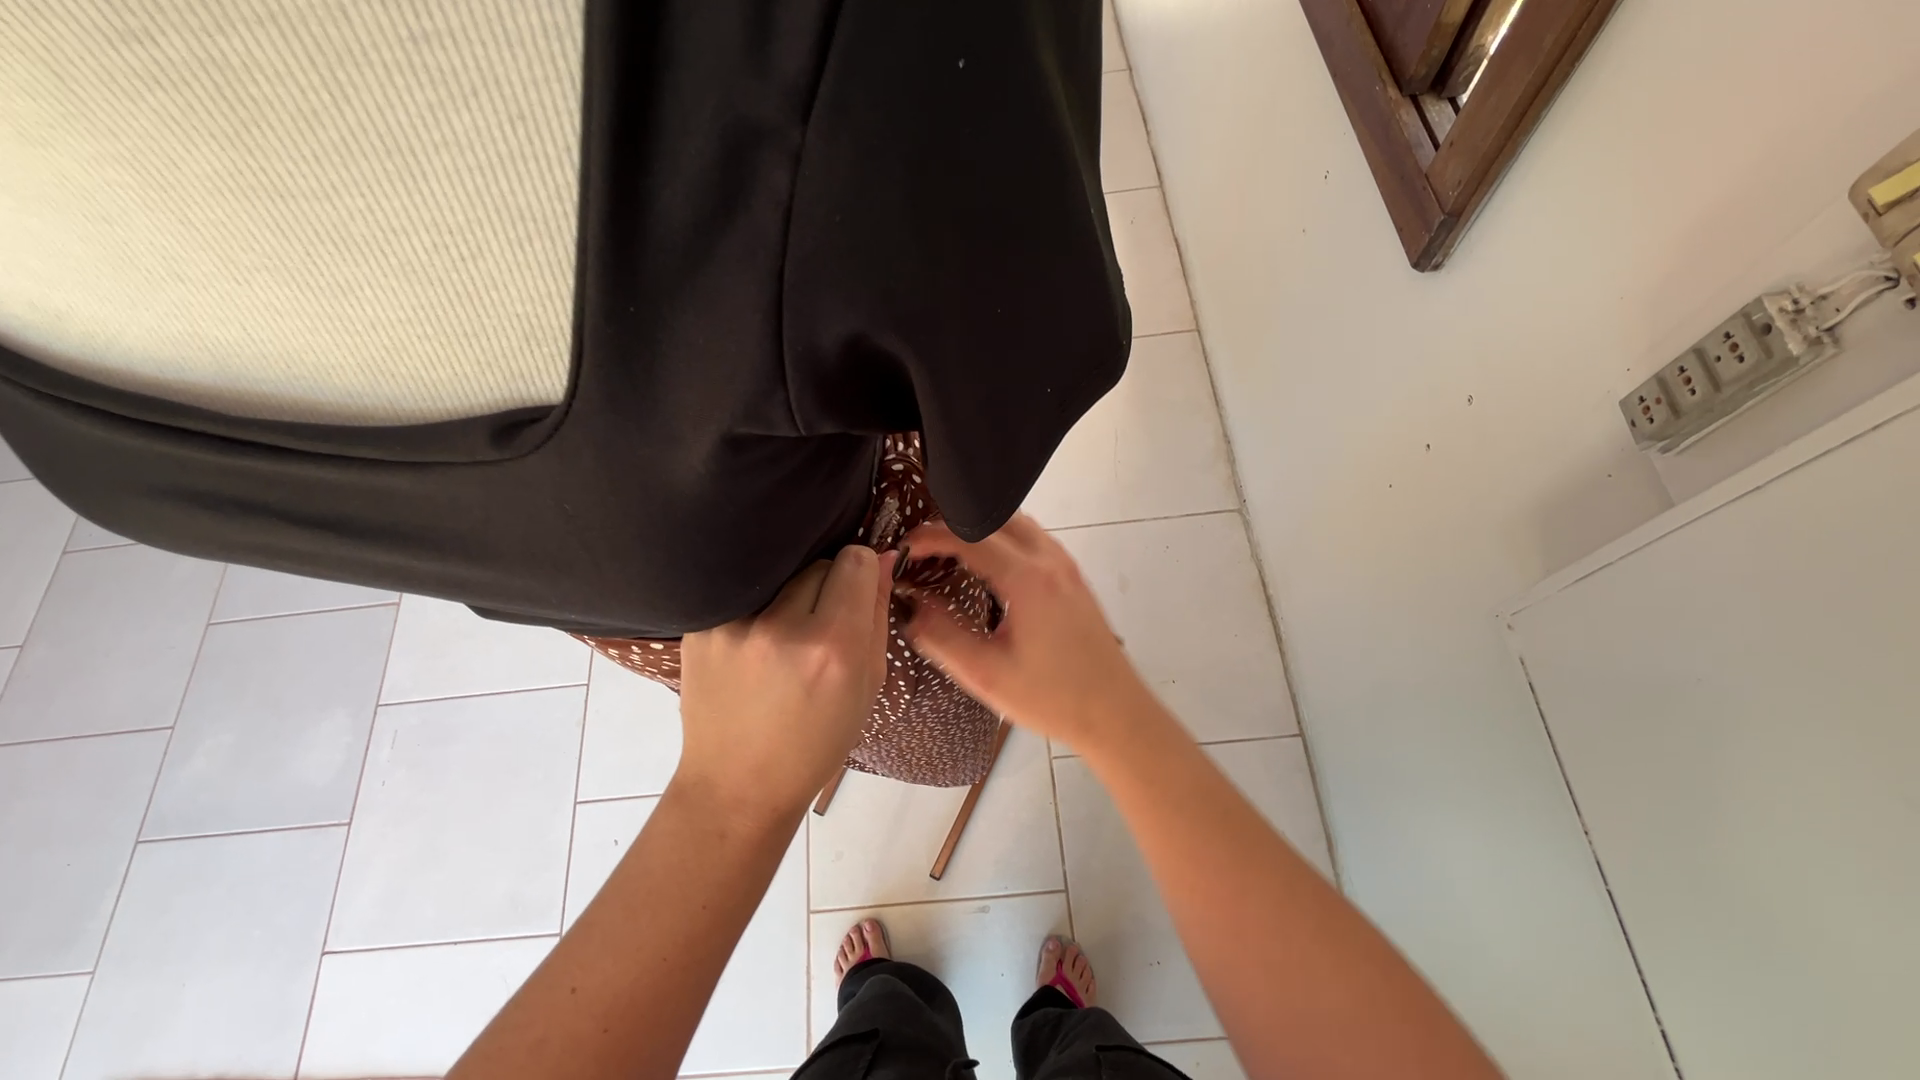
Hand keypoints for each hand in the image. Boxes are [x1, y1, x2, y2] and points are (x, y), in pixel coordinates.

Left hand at [676, 545, 896, 822]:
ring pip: (781, 573)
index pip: (856, 562)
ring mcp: (734, 628)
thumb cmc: (814, 745)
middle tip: (820, 627)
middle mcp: (782, 630)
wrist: (737, 786)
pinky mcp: (701, 630)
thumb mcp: (867, 688)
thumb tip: (883, 559)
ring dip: (790, 596)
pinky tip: (754, 646)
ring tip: (784, 637)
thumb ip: (877, 618)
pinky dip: (755, 609)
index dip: (863, 573)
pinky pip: (744, 594)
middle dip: (827, 587)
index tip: (856, 593)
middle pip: (819, 564)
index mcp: (834, 649)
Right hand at [900, 514, 1152, 748]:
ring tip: (948, 552)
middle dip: (952, 523)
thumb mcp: (987, 675)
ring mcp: (1066, 566)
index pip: (967, 535)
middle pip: (992, 515)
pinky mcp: (1073, 578)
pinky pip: (1032, 539)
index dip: (928, 536)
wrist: (1116, 714)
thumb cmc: (1054, 698)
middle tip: (922, 546)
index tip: (905, 550)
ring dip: (979, 528)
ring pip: (1016, 522)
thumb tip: (911, 608)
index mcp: (1027, 579)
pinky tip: (986, 567)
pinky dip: (1002, 539)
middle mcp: (1050, 561)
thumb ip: (942, 636)